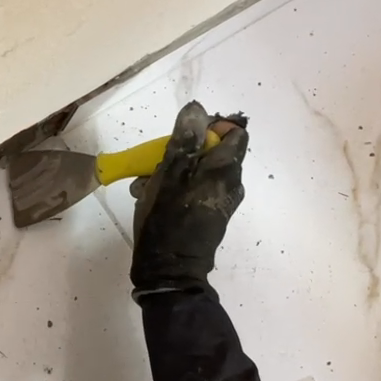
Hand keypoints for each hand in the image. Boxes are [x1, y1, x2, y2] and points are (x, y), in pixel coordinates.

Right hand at [129, 101, 247, 300]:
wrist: (169, 270)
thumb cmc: (167, 219)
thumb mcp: (170, 173)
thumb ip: (184, 139)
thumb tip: (197, 110)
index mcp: (226, 170)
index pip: (234, 133)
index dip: (210, 128)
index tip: (183, 136)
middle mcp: (231, 184)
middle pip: (212, 151)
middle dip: (182, 151)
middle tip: (155, 162)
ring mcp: (221, 202)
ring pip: (199, 171)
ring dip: (172, 170)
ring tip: (146, 183)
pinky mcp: (209, 216)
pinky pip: (195, 190)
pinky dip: (176, 188)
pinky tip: (152, 198)